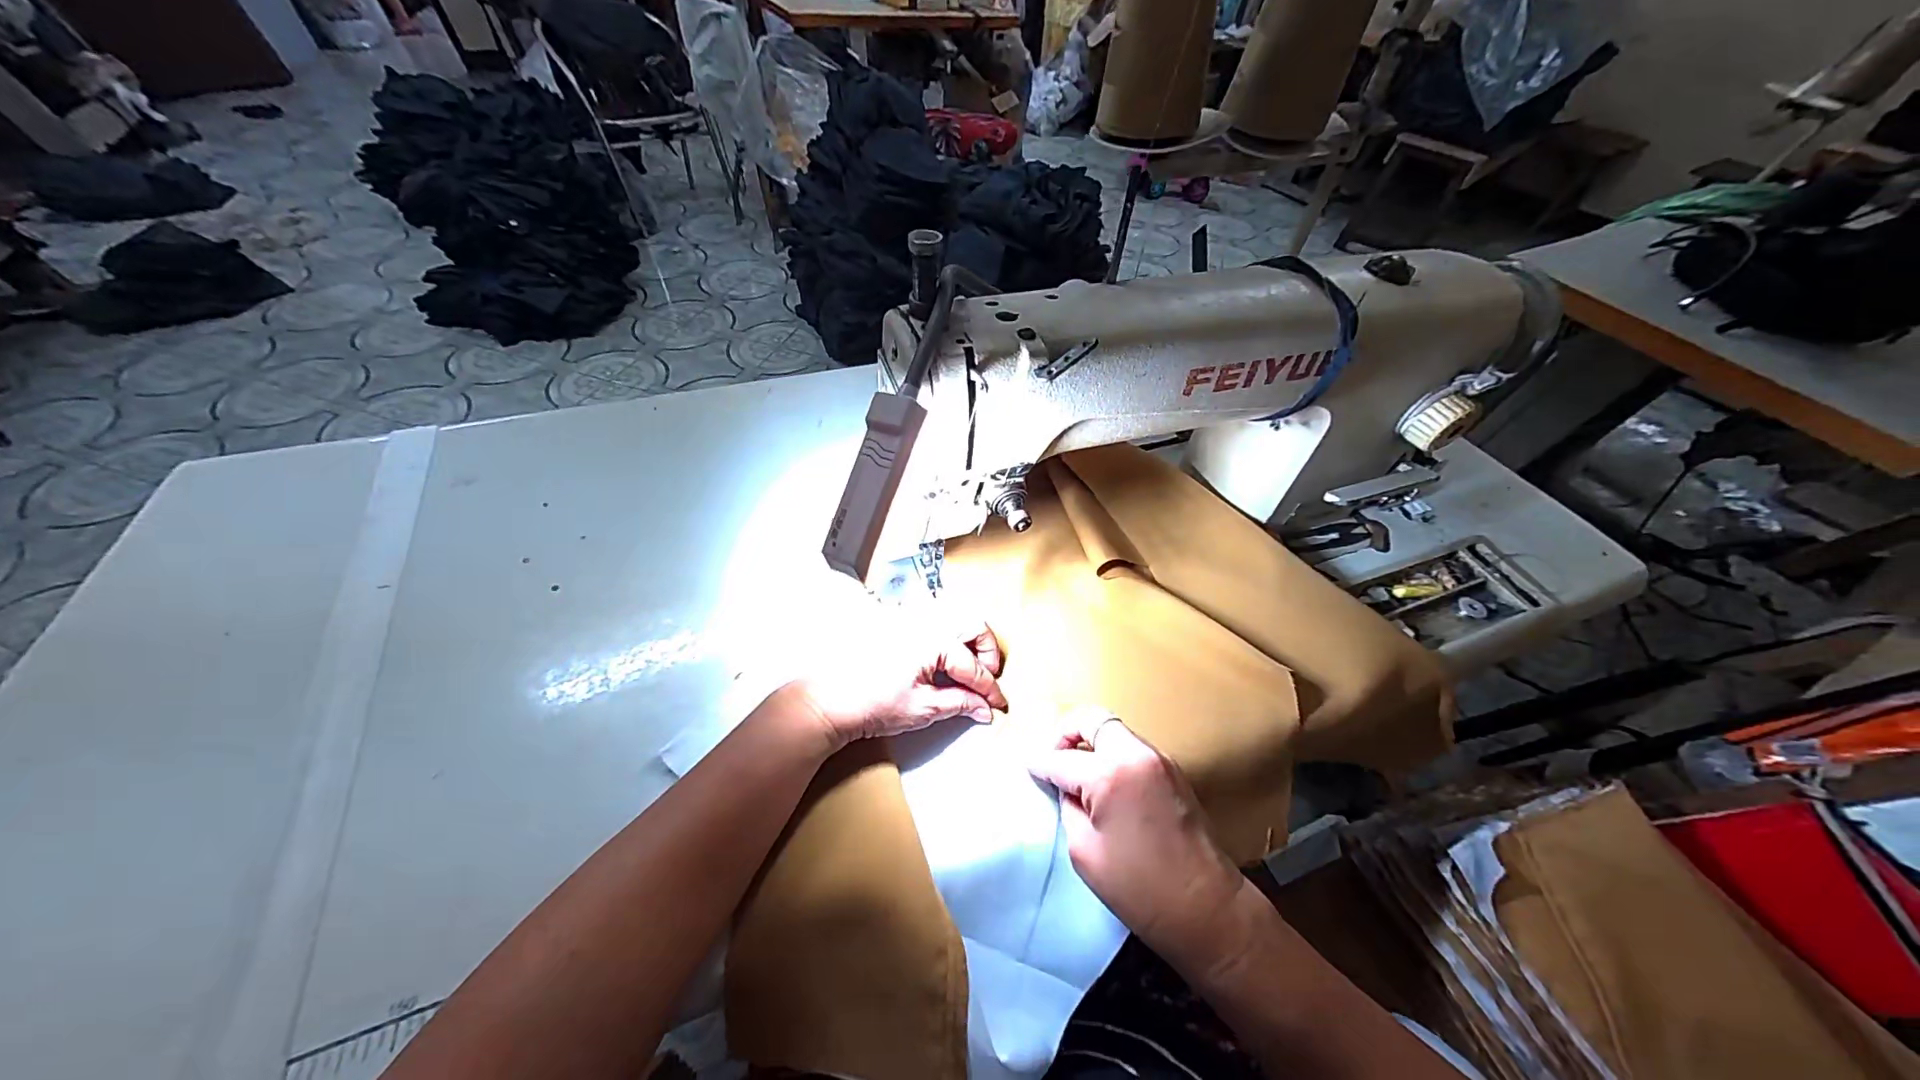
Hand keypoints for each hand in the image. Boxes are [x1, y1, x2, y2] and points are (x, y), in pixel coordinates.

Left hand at [792, 612, 1007, 748]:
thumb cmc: (868, 702)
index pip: (974, 666)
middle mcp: (923, 622)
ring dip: (968, 643)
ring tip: (967, 671)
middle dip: (987, 653)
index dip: (990, 688)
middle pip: (973, 626)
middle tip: (986, 679)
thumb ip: (960, 704)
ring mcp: (909, 621)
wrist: (830, 701)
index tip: (996, 703)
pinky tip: (943, 664)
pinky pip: (934, 623)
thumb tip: (982, 707)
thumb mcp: (923, 709)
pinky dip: (948, 640)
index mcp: (933, 640)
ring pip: (955, 619)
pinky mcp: (898, 627)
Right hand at [1028, 710, 1245, 966]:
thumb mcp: (1084, 851)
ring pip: (1114, 731)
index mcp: (1110, 774)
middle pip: (1092, 720)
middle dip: (1066, 734)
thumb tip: (1066, 787)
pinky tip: (1105, 786)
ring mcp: (1160, 760)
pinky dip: (1113, 756)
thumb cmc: (1139, 888)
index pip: (1061, 758)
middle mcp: (1137, 755)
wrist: (1208, 908)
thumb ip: (1070, 806)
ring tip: (1079, 775)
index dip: (1039, 764)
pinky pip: (1133, 749)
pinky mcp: (1174, 772)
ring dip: (1092, 744)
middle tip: (1054, 760)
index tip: (1029, 769)